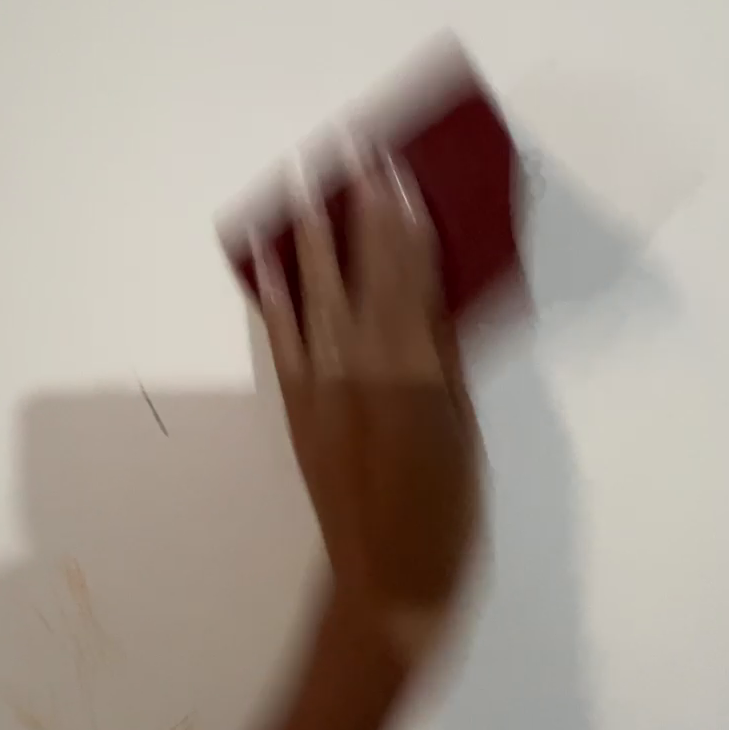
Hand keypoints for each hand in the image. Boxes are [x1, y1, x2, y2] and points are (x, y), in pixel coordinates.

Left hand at [252, 150, 482, 659]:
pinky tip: (265, 259)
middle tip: (343, 151)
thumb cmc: (447, 508)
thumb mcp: (463, 427)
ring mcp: (318, 384)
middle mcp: (358, 365)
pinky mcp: (294, 405)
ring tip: (299, 184)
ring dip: (307, 235)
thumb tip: (433, 290)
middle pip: (357, 271)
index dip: (400, 218)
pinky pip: (279, 338)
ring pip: (312, 292)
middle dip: (352, 206)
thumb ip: (444, 354)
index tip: (392, 167)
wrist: (386, 579)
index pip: (408, 275)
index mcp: (413, 370)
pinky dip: (272, 294)